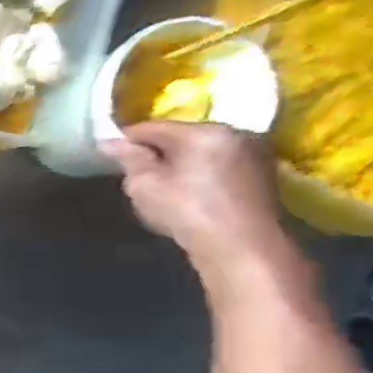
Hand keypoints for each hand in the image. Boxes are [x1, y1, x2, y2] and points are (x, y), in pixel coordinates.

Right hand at [100, 122, 288, 270]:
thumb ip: (129, 159)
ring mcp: (254, 151)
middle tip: (137, 174)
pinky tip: (191, 192)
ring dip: (181, 161)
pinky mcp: (263, 170)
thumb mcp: (144, 185)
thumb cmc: (186, 211)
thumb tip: (111, 141)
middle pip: (181, 136)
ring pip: (202, 149)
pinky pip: (220, 162)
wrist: (241, 245)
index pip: (153, 127)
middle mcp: (235, 132)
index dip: (127, 139)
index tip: (110, 155)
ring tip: (164, 185)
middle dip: (157, 151)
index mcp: (203, 132)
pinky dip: (201, 171)